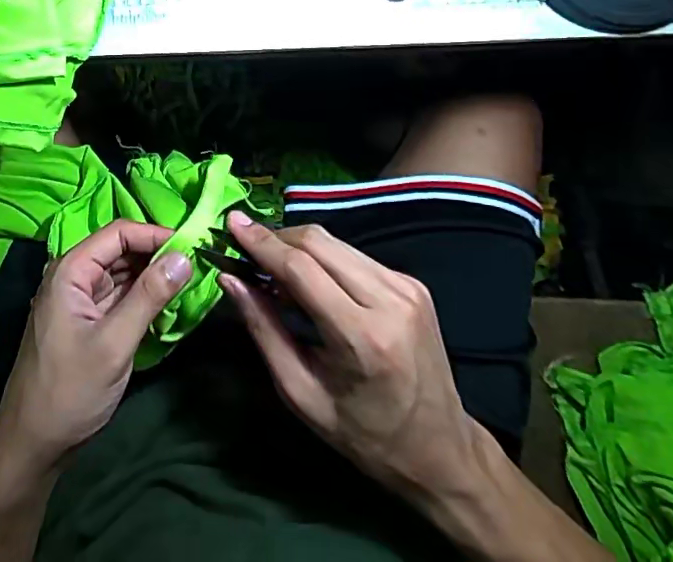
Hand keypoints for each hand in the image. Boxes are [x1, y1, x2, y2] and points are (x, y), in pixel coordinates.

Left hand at [0, 219, 193, 468]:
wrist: (32, 444)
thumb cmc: (69, 391)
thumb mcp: (115, 342)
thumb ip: (149, 296)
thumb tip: (185, 256)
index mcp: (70, 270)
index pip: (119, 233)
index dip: (156, 234)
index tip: (193, 246)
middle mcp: (72, 275)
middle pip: (121, 249)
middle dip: (158, 253)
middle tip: (197, 265)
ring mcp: (79, 298)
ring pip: (123, 271)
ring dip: (153, 275)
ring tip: (189, 282)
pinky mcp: (87, 319)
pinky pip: (119, 294)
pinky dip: (143, 296)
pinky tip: (167, 304)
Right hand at [221, 211, 607, 561]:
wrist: (442, 450)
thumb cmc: (365, 436)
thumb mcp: (302, 395)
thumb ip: (264, 331)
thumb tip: (231, 280)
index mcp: (363, 337)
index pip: (302, 269)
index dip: (262, 243)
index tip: (231, 222)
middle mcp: (390, 300)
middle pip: (319, 242)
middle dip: (276, 238)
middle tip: (245, 249)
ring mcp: (407, 287)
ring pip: (336, 243)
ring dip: (298, 247)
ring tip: (273, 270)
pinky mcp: (413, 284)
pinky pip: (354, 255)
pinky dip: (324, 259)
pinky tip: (310, 281)